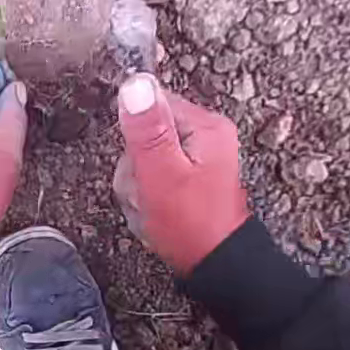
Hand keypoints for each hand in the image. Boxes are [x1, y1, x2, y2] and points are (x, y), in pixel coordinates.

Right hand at [112, 73, 249, 274]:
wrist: (215, 267)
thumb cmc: (191, 225)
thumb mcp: (162, 173)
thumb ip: (147, 129)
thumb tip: (134, 83)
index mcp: (205, 126)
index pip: (150, 106)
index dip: (134, 139)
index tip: (142, 165)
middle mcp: (205, 136)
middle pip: (146, 134)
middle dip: (136, 168)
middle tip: (149, 193)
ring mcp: (198, 158)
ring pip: (144, 159)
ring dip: (139, 187)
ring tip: (153, 207)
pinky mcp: (191, 178)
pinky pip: (154, 177)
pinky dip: (149, 197)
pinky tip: (157, 213)